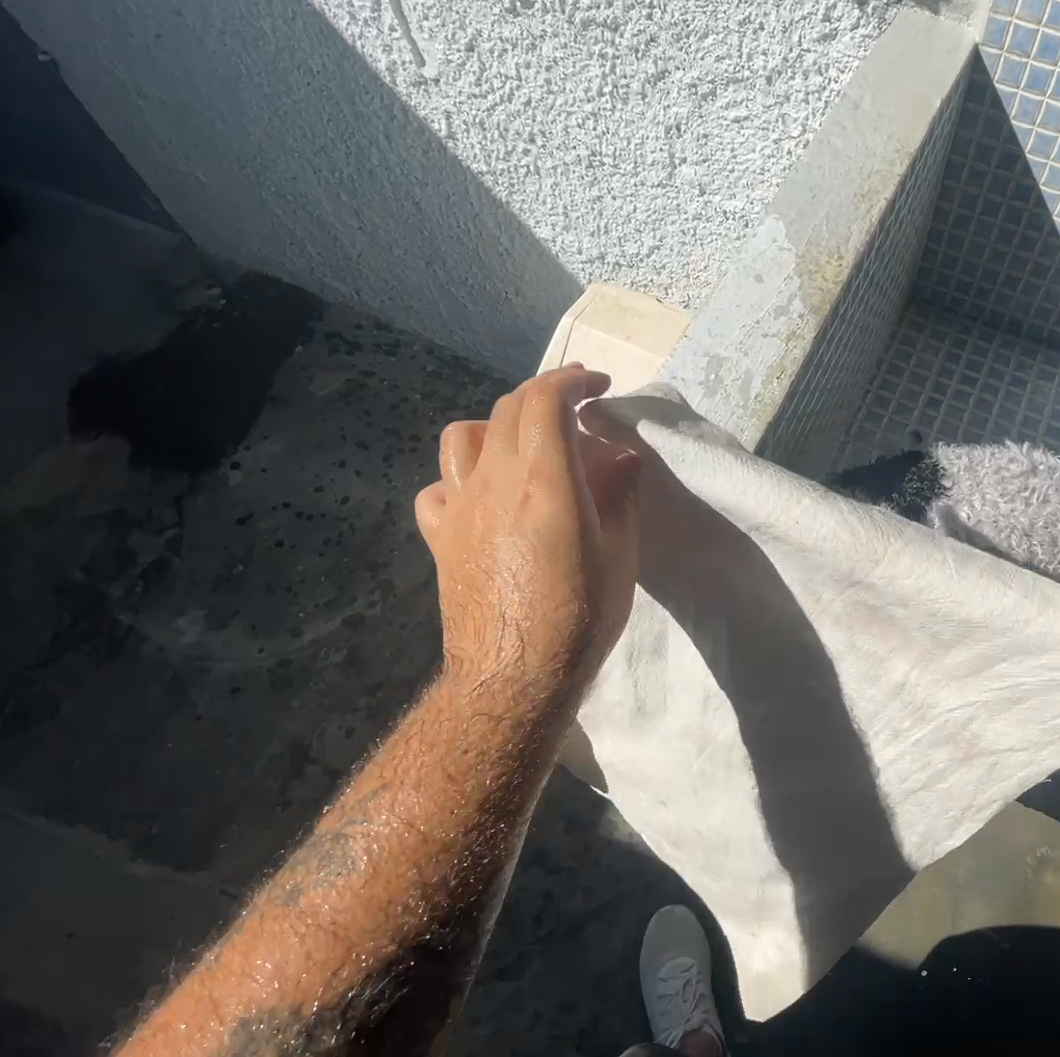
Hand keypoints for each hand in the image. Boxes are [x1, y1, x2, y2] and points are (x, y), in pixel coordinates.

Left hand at [415, 366, 641, 701]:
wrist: (514, 677)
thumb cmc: (580, 617)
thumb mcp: (620, 555)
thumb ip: (619, 496)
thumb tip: (621, 458)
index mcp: (544, 479)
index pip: (546, 399)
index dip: (572, 381)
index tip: (599, 387)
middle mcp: (494, 481)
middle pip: (509, 408)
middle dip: (546, 396)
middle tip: (578, 411)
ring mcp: (459, 507)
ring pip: (465, 436)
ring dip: (499, 426)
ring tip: (525, 447)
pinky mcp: (440, 537)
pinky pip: (439, 487)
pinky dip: (462, 477)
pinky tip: (483, 498)